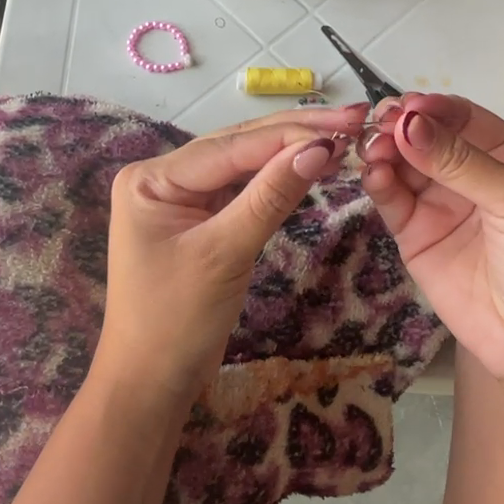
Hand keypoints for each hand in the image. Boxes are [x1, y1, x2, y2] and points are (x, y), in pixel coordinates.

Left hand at [97, 105, 362, 397]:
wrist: (151, 384)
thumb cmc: (177, 322)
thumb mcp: (225, 253)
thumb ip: (270, 197)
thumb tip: (318, 149)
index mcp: (152, 178)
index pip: (230, 146)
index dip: (288, 135)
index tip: (343, 129)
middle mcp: (162, 178)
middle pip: (237, 147)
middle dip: (293, 134)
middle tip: (353, 119)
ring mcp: (180, 199)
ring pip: (243, 166)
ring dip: (289, 154)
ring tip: (342, 137)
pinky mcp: (198, 221)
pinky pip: (241, 191)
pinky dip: (276, 182)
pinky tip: (309, 165)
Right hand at [361, 94, 503, 385]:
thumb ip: (463, 162)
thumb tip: (408, 123)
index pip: (461, 117)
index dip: (431, 108)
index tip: (404, 107)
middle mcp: (469, 173)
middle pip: (425, 136)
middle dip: (400, 126)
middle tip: (378, 124)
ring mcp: (439, 204)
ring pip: (402, 164)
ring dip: (384, 150)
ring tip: (371, 150)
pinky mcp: (415, 235)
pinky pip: (392, 199)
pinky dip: (378, 183)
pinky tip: (374, 175)